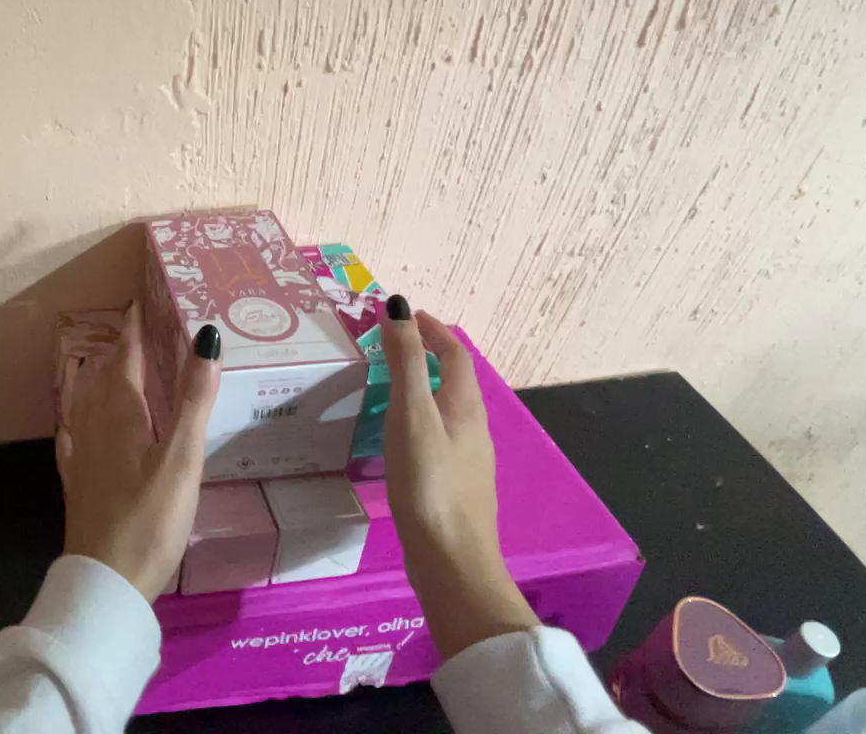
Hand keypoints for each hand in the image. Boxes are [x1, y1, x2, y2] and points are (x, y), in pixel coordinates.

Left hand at [56, 302, 222, 600]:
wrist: (106, 579)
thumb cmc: (149, 517)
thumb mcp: (181, 458)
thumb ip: (194, 398)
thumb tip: (205, 337)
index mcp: (119, 410)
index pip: (125, 354)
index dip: (134, 326)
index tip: (140, 300)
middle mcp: (93, 421)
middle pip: (104, 372)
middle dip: (121, 347)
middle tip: (140, 330)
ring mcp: (81, 449)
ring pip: (86, 397)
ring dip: (100, 374)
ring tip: (113, 364)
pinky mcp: (77, 477)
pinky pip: (76, 429)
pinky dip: (82, 411)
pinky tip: (78, 419)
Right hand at [382, 295, 539, 656]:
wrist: (451, 560)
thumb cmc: (428, 480)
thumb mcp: (411, 414)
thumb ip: (405, 361)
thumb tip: (400, 305)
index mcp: (465, 405)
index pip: (454, 352)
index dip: (432, 328)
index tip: (405, 313)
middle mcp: (473, 426)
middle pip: (455, 377)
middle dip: (428, 352)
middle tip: (392, 341)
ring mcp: (468, 457)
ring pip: (449, 406)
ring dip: (426, 383)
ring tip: (391, 379)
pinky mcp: (455, 481)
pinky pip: (441, 431)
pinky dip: (422, 413)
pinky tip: (401, 431)